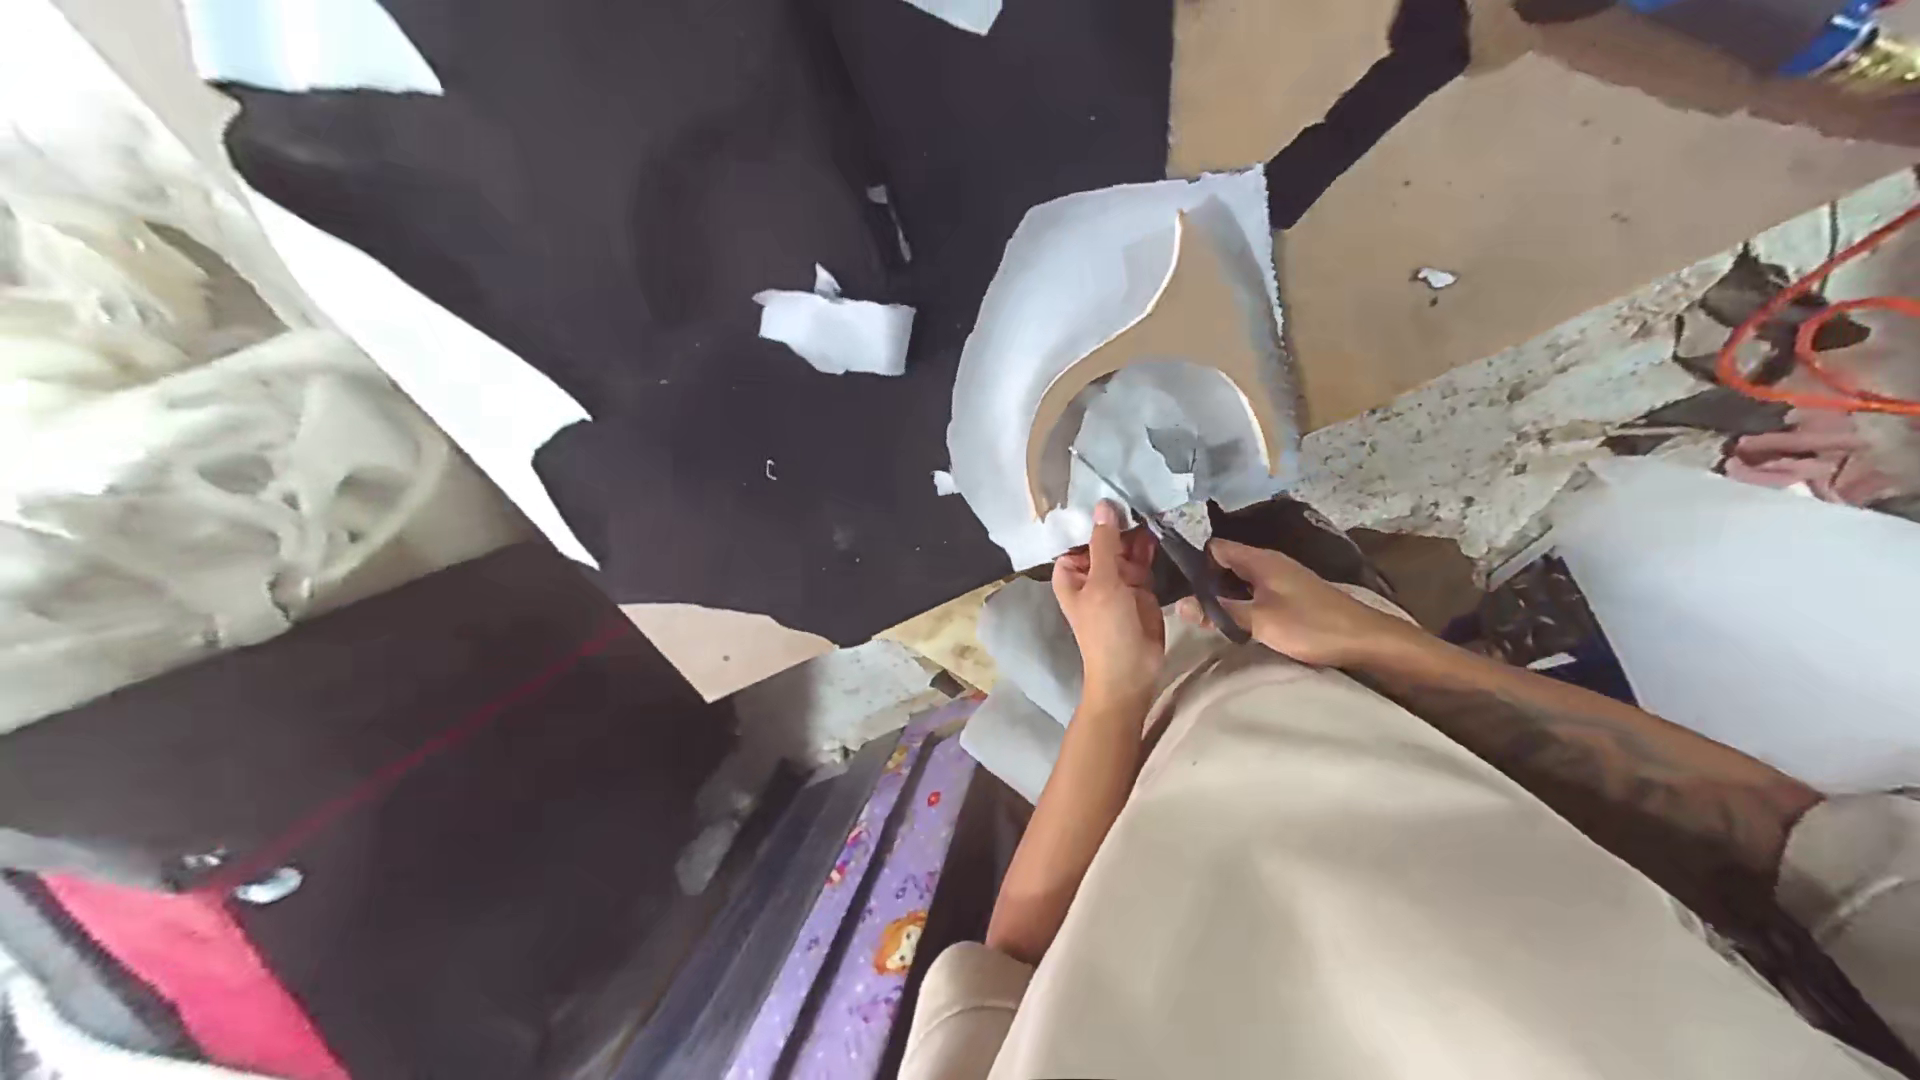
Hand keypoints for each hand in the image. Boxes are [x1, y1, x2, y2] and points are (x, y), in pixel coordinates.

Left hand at [1053, 501, 1164, 703]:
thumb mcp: (1102, 583)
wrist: (1131, 672)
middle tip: (1140, 490)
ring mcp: (1117, 581)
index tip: (1110, 490)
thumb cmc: (1105, 629)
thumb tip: (1103, 506)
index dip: (1093, 518)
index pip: (1079, 537)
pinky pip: (1143, 561)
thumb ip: (1104, 543)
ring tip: (1153, 505)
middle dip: (1120, 522)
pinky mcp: (1141, 588)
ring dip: (1137, 533)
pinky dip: (1150, 548)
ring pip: (1126, 549)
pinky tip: (1160, 526)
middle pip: (1105, 541)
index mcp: (1071, 573)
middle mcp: (1092, 574)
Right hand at [1204, 538, 1429, 668]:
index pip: (1215, 548)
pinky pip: (1255, 590)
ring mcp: (1282, 578)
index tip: (1185, 589)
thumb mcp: (1258, 621)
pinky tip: (1240, 621)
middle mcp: (1270, 562)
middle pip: (1226, 563)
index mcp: (1260, 560)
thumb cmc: (1310, 626)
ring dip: (1225, 595)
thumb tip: (1179, 604)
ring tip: (1211, 618)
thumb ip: (1219, 611)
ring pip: (1241, 579)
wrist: (1366, 640)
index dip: (1197, 564)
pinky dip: (1243, 601)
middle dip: (1208, 582)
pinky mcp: (1292, 594)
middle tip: (1193, 609)